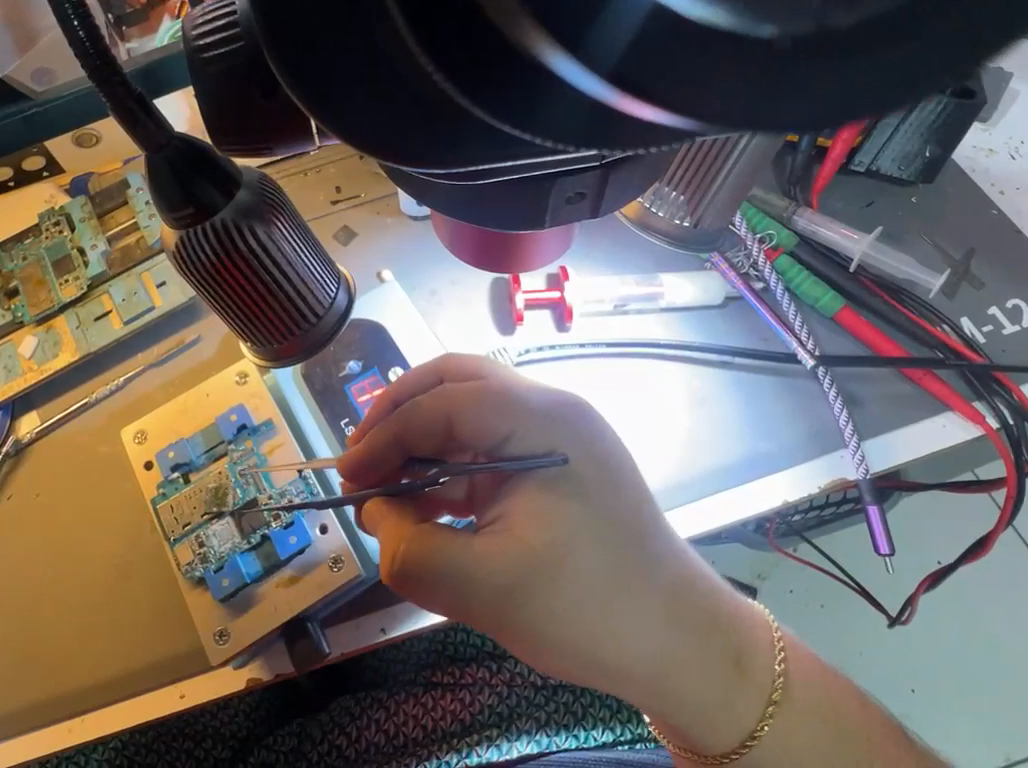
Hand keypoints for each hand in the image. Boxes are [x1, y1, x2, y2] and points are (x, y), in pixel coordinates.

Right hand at [337, 354, 763, 715]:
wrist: (681, 644)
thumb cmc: (588, 611)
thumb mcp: (485, 588)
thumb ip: (411, 548)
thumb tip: (375, 512)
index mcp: (542, 420)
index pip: (443, 403)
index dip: (385, 435)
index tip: (346, 476)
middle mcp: (552, 410)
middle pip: (456, 384)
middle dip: (401, 417)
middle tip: (362, 460)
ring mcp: (558, 435)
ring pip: (470, 414)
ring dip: (423, 444)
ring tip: (384, 488)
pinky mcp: (558, 466)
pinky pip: (490, 449)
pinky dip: (450, 470)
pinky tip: (424, 507)